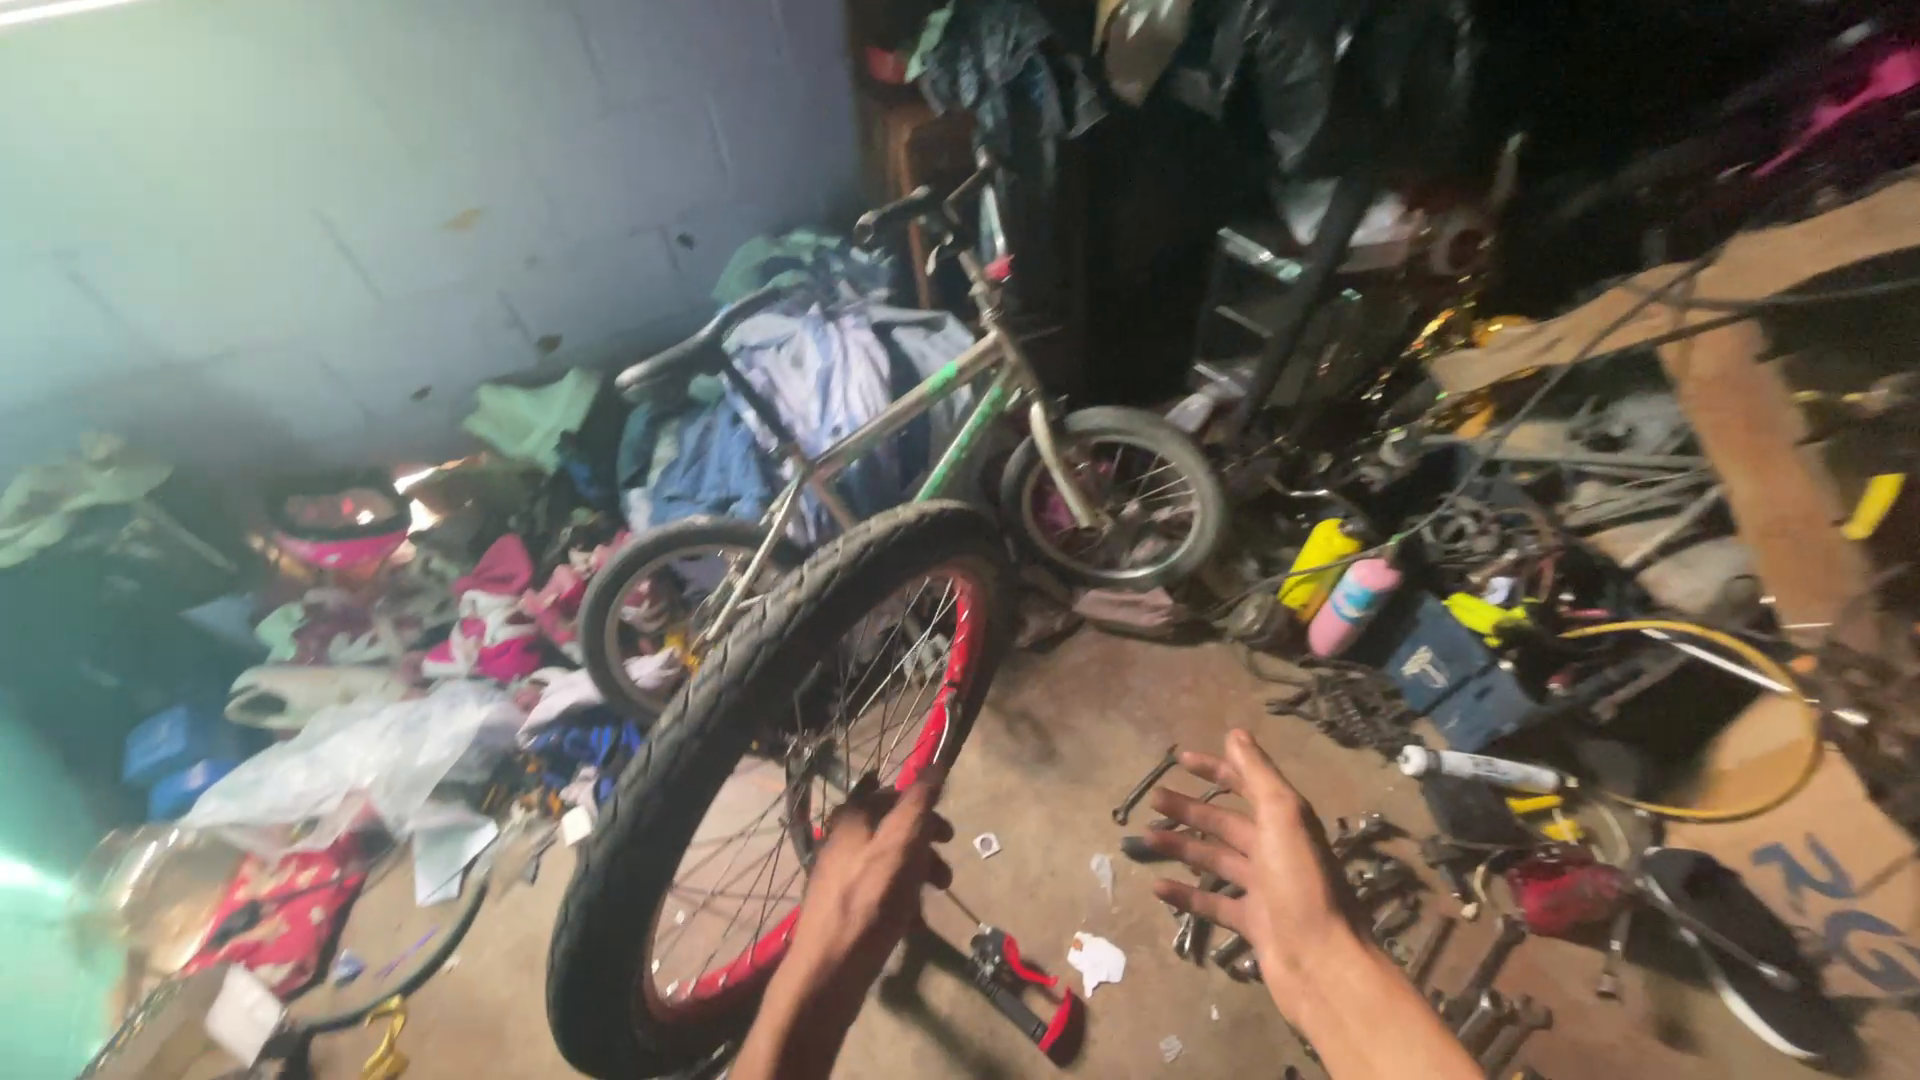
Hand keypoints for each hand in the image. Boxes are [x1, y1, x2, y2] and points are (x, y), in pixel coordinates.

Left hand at [736, 771, 952, 1079]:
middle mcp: (843, 836)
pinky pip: (878, 890)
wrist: (829, 967)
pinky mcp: (841, 903)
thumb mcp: (903, 841)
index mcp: (854, 815)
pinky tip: (912, 922)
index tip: (948, 835)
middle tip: (945, 874)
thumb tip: (936, 764)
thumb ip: (920, 801)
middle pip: (894, 829)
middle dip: (925, 849)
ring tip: (931, 900)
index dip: (925, 809)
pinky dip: (899, 899)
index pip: (895, 794)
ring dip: (916, 876)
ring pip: (889, 861)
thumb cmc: (871, 898)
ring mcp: (840, 871)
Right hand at [1141, 729, 1355, 1001]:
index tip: (1180, 760)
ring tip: (1147, 839)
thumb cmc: (1302, 882)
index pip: (1246, 784)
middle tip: (1154, 800)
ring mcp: (1263, 888)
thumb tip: (1234, 733)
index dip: (1215, 769)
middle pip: (1225, 822)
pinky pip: (1212, 903)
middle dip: (1190, 809)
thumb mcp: (1284, 815)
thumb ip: (1258, 773)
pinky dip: (1186, 894)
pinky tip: (1157, 887)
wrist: (1324, 963)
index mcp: (1285, 821)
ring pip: (1215, 860)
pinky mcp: (1252, 923)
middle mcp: (1275, 850)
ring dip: (1182, 847)